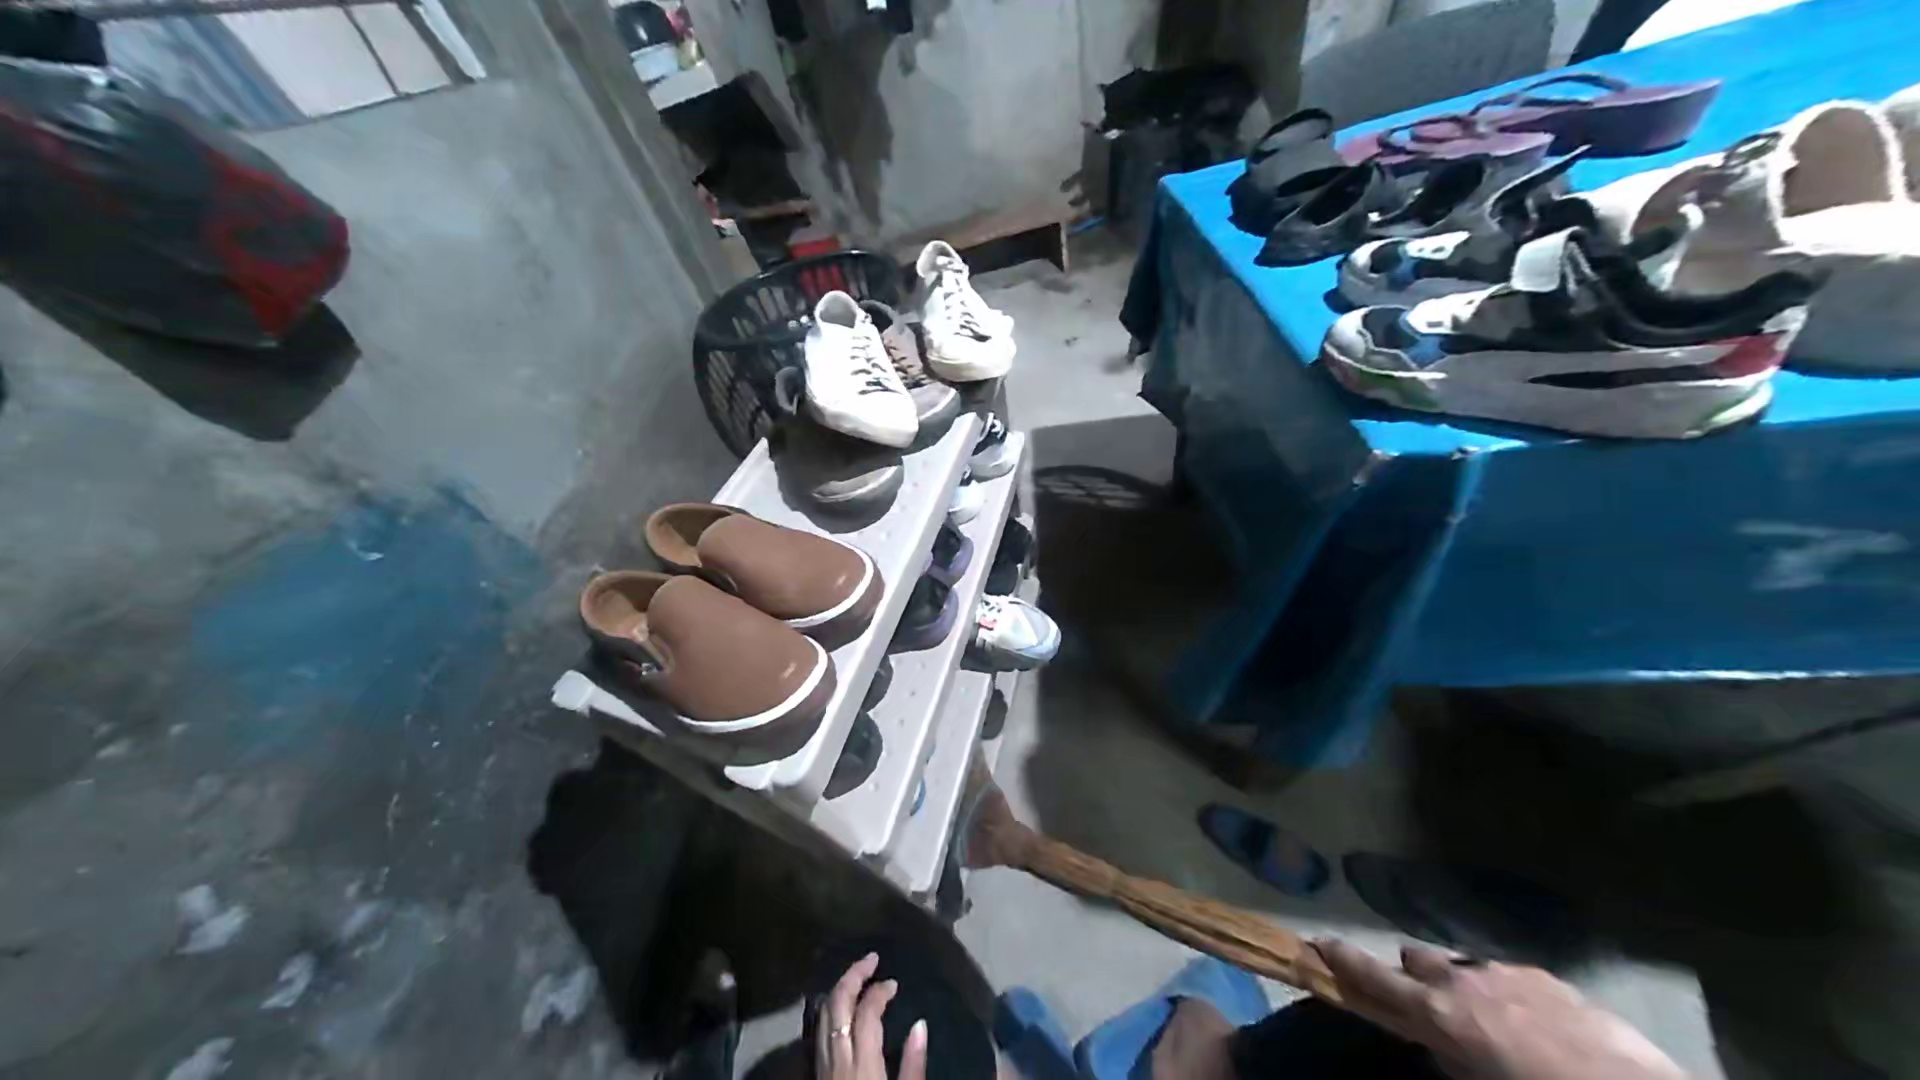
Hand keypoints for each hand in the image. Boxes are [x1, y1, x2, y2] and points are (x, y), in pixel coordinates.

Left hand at [816, 953, 927, 1079]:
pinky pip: (818, 1028)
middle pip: (838, 1004)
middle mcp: (837, 1057)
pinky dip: (830, 1006)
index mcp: (862, 1063)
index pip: (866, 1013)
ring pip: (823, 1013)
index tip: (893, 984)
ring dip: (840, 988)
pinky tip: (841, 1003)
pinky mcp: (814, 1069)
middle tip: (872, 959)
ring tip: (857, 975)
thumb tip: (920, 1024)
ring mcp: (821, 1063)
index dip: (879, 992)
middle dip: (854, 975)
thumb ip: (913, 1064)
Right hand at [1314, 940, 1688, 1079]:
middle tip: (1430, 1004)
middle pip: (1415, 959)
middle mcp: (1461, 981)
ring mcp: (1503, 973)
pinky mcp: (1545, 976)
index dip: (1341, 959)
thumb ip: (1447, 1061)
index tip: (1318, 944)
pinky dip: (1506, 992)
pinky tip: (1536, 1022)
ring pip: (1462, 965)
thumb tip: (1437, 1050)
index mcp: (1440, 1014)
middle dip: (1415, 975)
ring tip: (1491, 1017)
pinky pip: (1507, 975)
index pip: (1373, 977)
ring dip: (1462, 984)